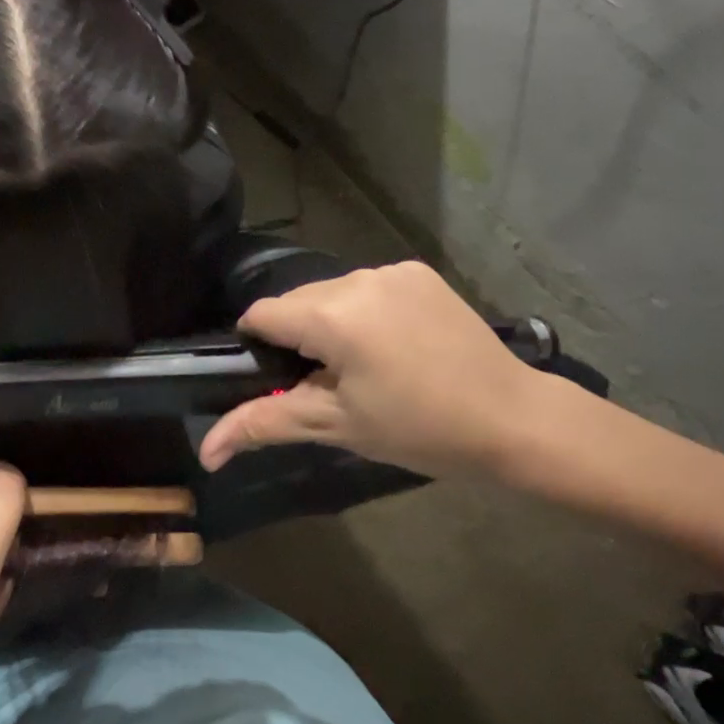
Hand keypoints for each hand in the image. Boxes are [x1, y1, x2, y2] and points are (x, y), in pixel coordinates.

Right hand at [200, 261, 561, 479]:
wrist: (517, 421)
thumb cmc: (420, 430)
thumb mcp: (336, 427)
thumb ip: (263, 424)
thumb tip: (206, 451)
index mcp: (331, 316)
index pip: (260, 315)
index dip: (259, 348)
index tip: (283, 381)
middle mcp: (356, 279)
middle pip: (294, 302)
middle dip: (297, 338)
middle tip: (327, 384)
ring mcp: (391, 272)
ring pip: (328, 293)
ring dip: (328, 323)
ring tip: (363, 365)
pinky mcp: (418, 273)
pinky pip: (366, 288)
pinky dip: (363, 311)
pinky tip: (392, 344)